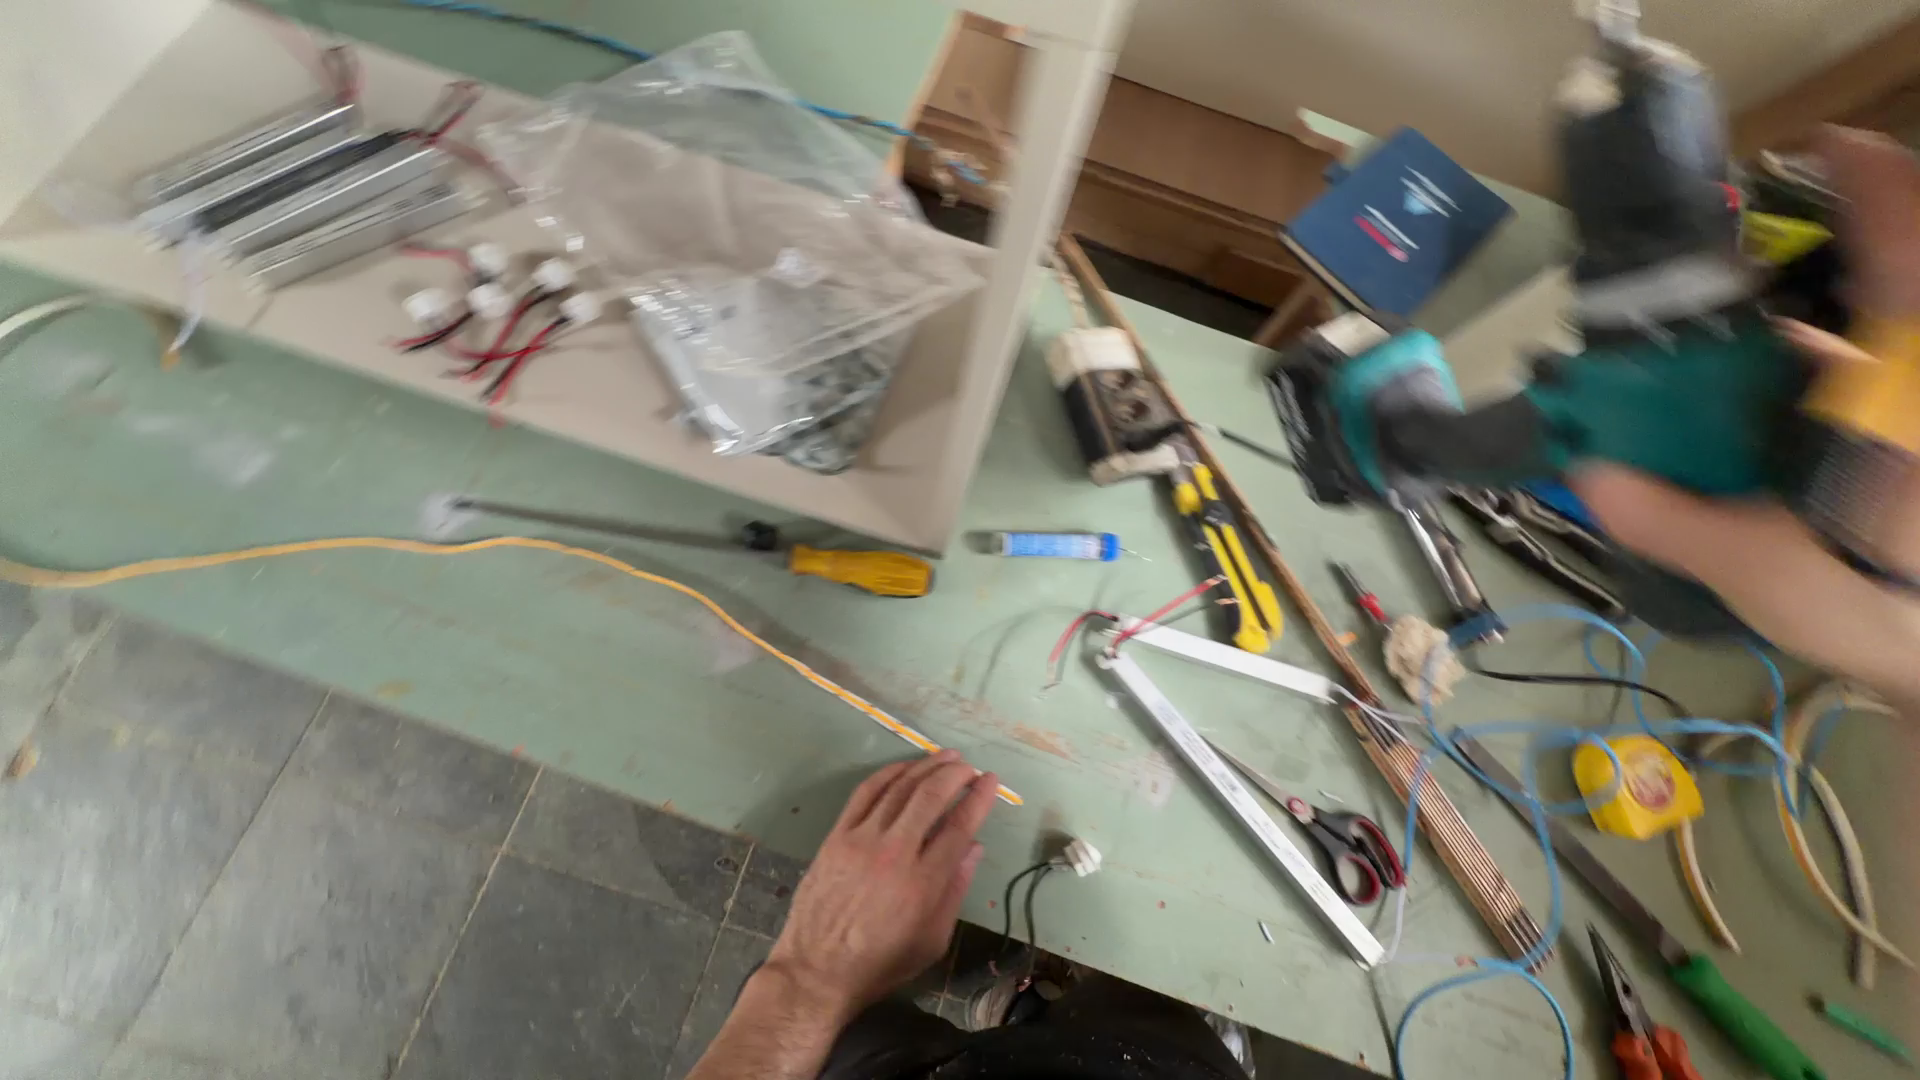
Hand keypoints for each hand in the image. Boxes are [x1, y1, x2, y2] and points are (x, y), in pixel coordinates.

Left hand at [762, 750, 998, 1020]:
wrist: (816, 971)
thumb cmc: (880, 963)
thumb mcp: (932, 941)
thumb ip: (955, 891)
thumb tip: (974, 847)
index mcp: (923, 883)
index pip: (960, 826)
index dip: (979, 798)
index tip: (991, 780)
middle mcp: (895, 853)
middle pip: (930, 797)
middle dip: (955, 775)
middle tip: (969, 767)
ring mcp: (862, 840)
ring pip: (899, 788)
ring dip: (926, 767)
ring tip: (946, 757)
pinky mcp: (837, 835)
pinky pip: (865, 793)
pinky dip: (889, 773)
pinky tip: (905, 767)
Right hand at [1571, 128, 1919, 709]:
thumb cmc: (1892, 615)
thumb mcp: (1769, 574)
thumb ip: (1675, 523)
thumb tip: (1590, 476)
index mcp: (1903, 399)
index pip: (1909, 265)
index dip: (1878, 193)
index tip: (1814, 156)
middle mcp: (1911, 390)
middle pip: (1871, 293)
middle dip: (1790, 277)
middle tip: (1694, 294)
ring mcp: (1904, 414)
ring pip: (1857, 340)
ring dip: (1779, 336)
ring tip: (1691, 360)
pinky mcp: (1895, 443)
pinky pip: (1853, 384)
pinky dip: (1794, 382)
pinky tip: (1730, 411)